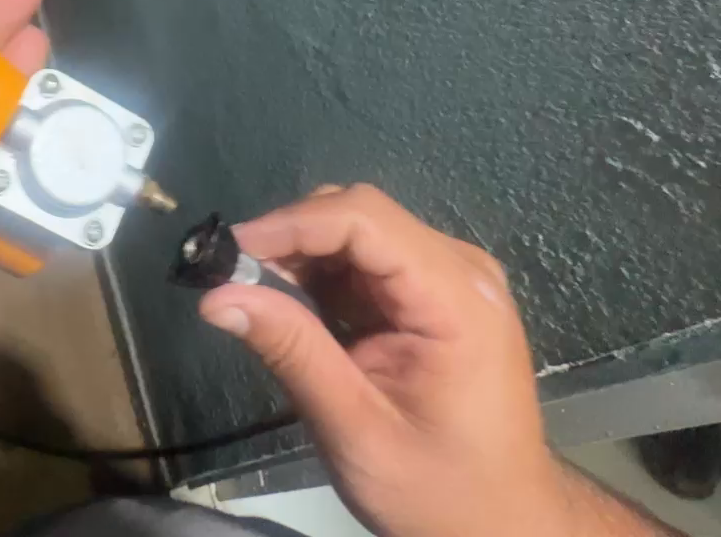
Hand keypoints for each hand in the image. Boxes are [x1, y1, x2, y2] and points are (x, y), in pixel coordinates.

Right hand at [200, 185, 662, 536]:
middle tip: (238, 276)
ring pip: (358, 228)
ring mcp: (449, 272)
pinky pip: (366, 255)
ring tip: (261, 293)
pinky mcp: (434, 286)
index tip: (233, 250)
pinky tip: (297, 304)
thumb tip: (215, 298)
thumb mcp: (356, 431)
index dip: (294, 223)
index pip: (366, 220)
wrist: (505, 523)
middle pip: (361, 214)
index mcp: (455, 298)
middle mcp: (459, 266)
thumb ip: (291, 353)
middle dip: (293, 236)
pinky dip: (323, 271)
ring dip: (303, 252)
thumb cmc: (439, 490)